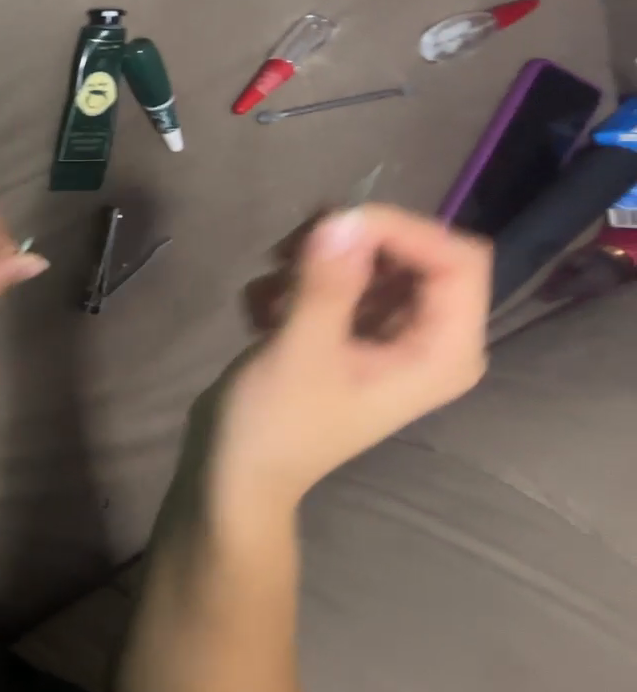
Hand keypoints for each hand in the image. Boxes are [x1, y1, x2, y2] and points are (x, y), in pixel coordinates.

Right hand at [214, 205, 491, 503]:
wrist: (237, 473)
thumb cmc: (277, 422)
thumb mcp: (299, 351)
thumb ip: (325, 285)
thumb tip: (339, 218)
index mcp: (443, 350)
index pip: (454, 261)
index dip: (399, 230)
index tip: (327, 222)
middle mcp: (427, 340)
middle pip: (410, 258)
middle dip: (346, 246)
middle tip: (283, 250)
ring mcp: (385, 340)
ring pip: (365, 269)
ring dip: (310, 269)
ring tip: (265, 295)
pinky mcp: (344, 340)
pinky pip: (334, 289)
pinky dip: (293, 289)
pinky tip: (259, 315)